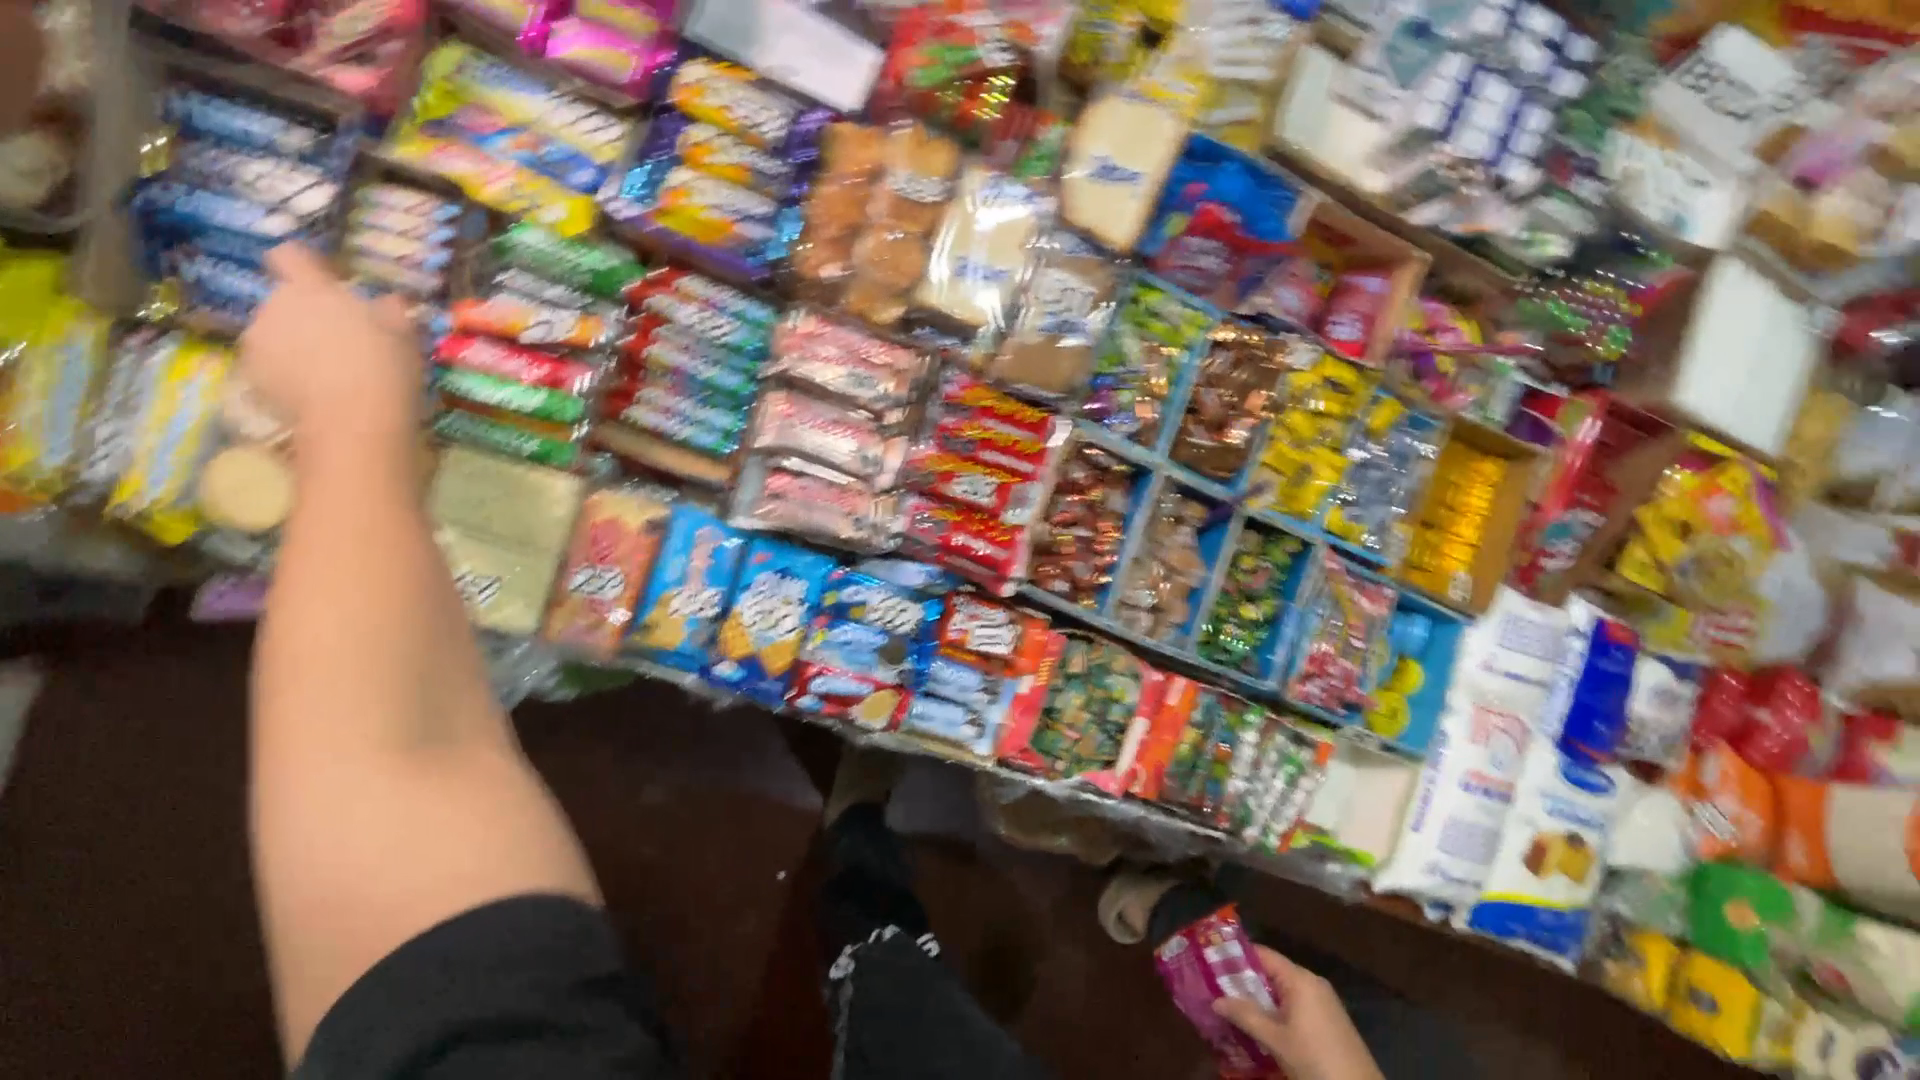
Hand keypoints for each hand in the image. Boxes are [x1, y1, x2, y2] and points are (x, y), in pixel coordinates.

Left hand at [239, 244, 421, 455]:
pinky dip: (284, 373)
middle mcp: (275, 306)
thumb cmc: (385, 368)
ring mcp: (258, 340)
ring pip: (274, 332)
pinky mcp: (250, 374)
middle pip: (284, 299)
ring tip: (325, 372)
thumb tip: (388, 302)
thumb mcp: (403, 335)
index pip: (290, 256)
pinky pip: (267, 364)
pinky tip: (313, 392)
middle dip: (305, 315)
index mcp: (312, 289)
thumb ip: (390, 311)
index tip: (323, 283)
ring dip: (293, 344)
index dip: (304, 266)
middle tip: (338, 341)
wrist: (354, 420)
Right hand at [1215, 947, 1383, 1079]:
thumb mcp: (1275, 1039)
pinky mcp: (1329, 1020)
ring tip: (1233, 1009)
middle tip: (1217, 989)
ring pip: (1283, 991)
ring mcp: (1323, 1003)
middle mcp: (1313, 983)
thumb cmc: (1315, 1060)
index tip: (1212, 963)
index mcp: (1300, 980)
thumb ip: (1245, 1016)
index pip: (1263, 954)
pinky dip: (1277, 1011)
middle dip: (1245, 982)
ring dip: (1260, 1000)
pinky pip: (1296, 1005)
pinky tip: (1260, 1027)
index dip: (1237, 956)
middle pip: (1272, 972)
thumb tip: (1216, 1000)